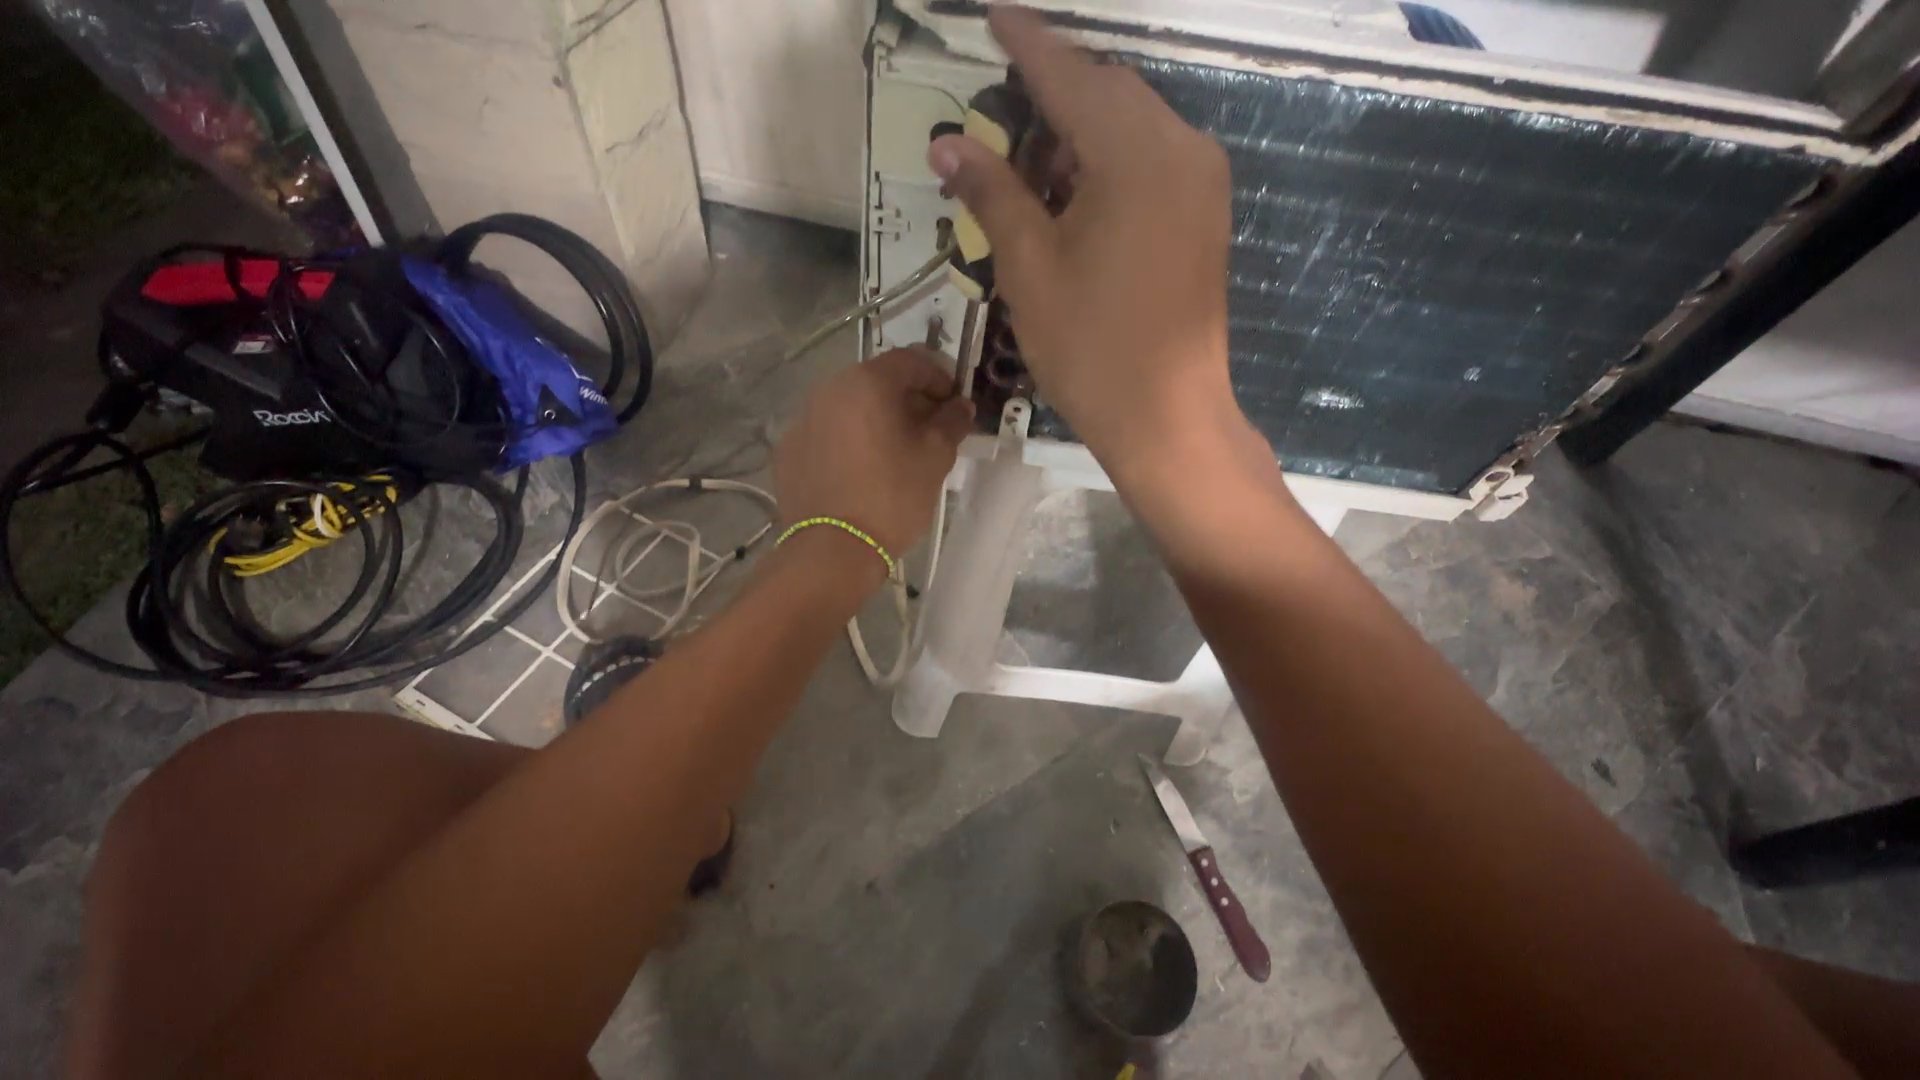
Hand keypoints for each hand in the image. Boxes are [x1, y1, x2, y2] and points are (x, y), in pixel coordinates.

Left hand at [775, 347, 972, 556]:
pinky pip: (827, 434)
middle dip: (907, 399)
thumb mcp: (934, 458)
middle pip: (876, 381)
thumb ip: (951, 422)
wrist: (831, 551)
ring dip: (876, 419)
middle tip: (930, 429)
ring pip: (849, 408)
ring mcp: (801, 420)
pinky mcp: (788, 451)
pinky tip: (862, 471)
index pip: (910, 360)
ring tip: (896, 452)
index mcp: (866, 383)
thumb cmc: (891, 497)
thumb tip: (960, 406)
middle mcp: (828, 390)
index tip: (954, 404)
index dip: (939, 377)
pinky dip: (849, 441)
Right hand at [927, 7, 1236, 475]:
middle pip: (1108, 91)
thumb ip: (991, 191)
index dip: (1025, 44)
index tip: (992, 14)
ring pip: (1133, 123)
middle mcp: (1181, 147)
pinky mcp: (1205, 213)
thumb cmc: (1091, 346)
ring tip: (1026, 159)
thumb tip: (946, 142)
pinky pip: (1153, 157)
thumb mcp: (1029, 267)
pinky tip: (1072, 189)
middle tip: (997, 106)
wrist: (1167, 415)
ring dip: (1080, 127)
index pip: (1070, 75)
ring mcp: (1202, 181)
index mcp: (1136, 153)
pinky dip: (1109, 157)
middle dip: (1052, 89)